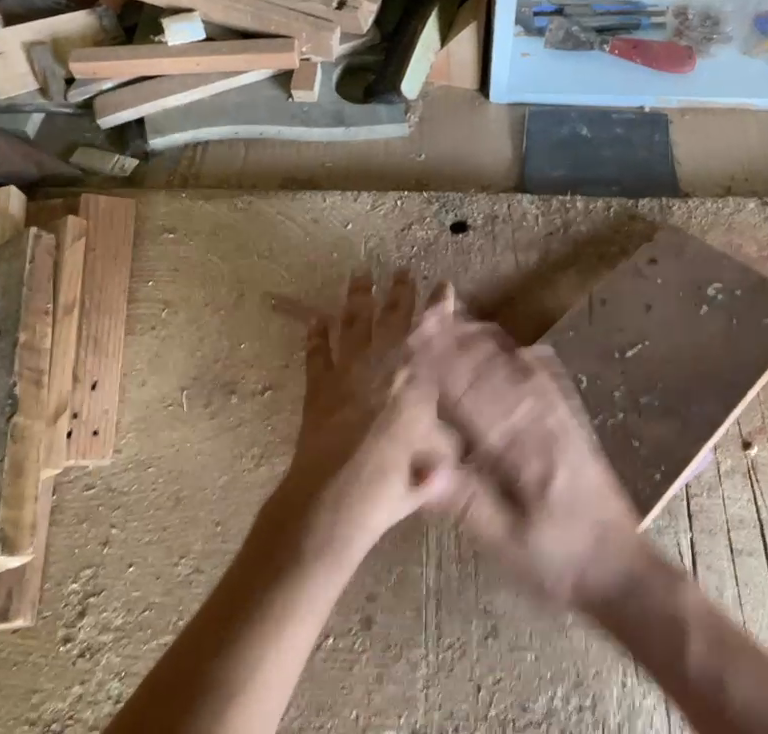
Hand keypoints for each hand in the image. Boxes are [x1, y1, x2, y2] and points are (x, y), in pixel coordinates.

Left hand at [273, 270, 459, 563]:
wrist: (332, 497)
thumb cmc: (390, 486)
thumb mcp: (430, 470)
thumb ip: (440, 462)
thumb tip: (451, 464)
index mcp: (417, 379)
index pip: (432, 333)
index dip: (439, 307)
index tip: (444, 285)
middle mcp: (383, 365)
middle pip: (393, 318)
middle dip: (400, 291)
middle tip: (402, 269)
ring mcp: (347, 372)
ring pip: (354, 324)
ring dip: (358, 298)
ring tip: (360, 274)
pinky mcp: (318, 386)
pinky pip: (317, 353)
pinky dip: (316, 335)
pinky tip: (316, 319)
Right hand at [407, 293, 644, 608]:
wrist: (621, 569)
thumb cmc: (559, 562)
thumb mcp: (508, 546)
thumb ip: (467, 503)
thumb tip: (422, 464)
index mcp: (523, 450)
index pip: (472, 395)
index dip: (440, 365)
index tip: (412, 339)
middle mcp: (542, 422)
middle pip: (492, 369)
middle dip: (457, 340)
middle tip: (425, 312)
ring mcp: (560, 416)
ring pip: (515, 365)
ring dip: (482, 340)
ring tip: (452, 314)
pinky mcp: (569, 420)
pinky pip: (540, 374)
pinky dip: (513, 353)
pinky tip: (503, 342)